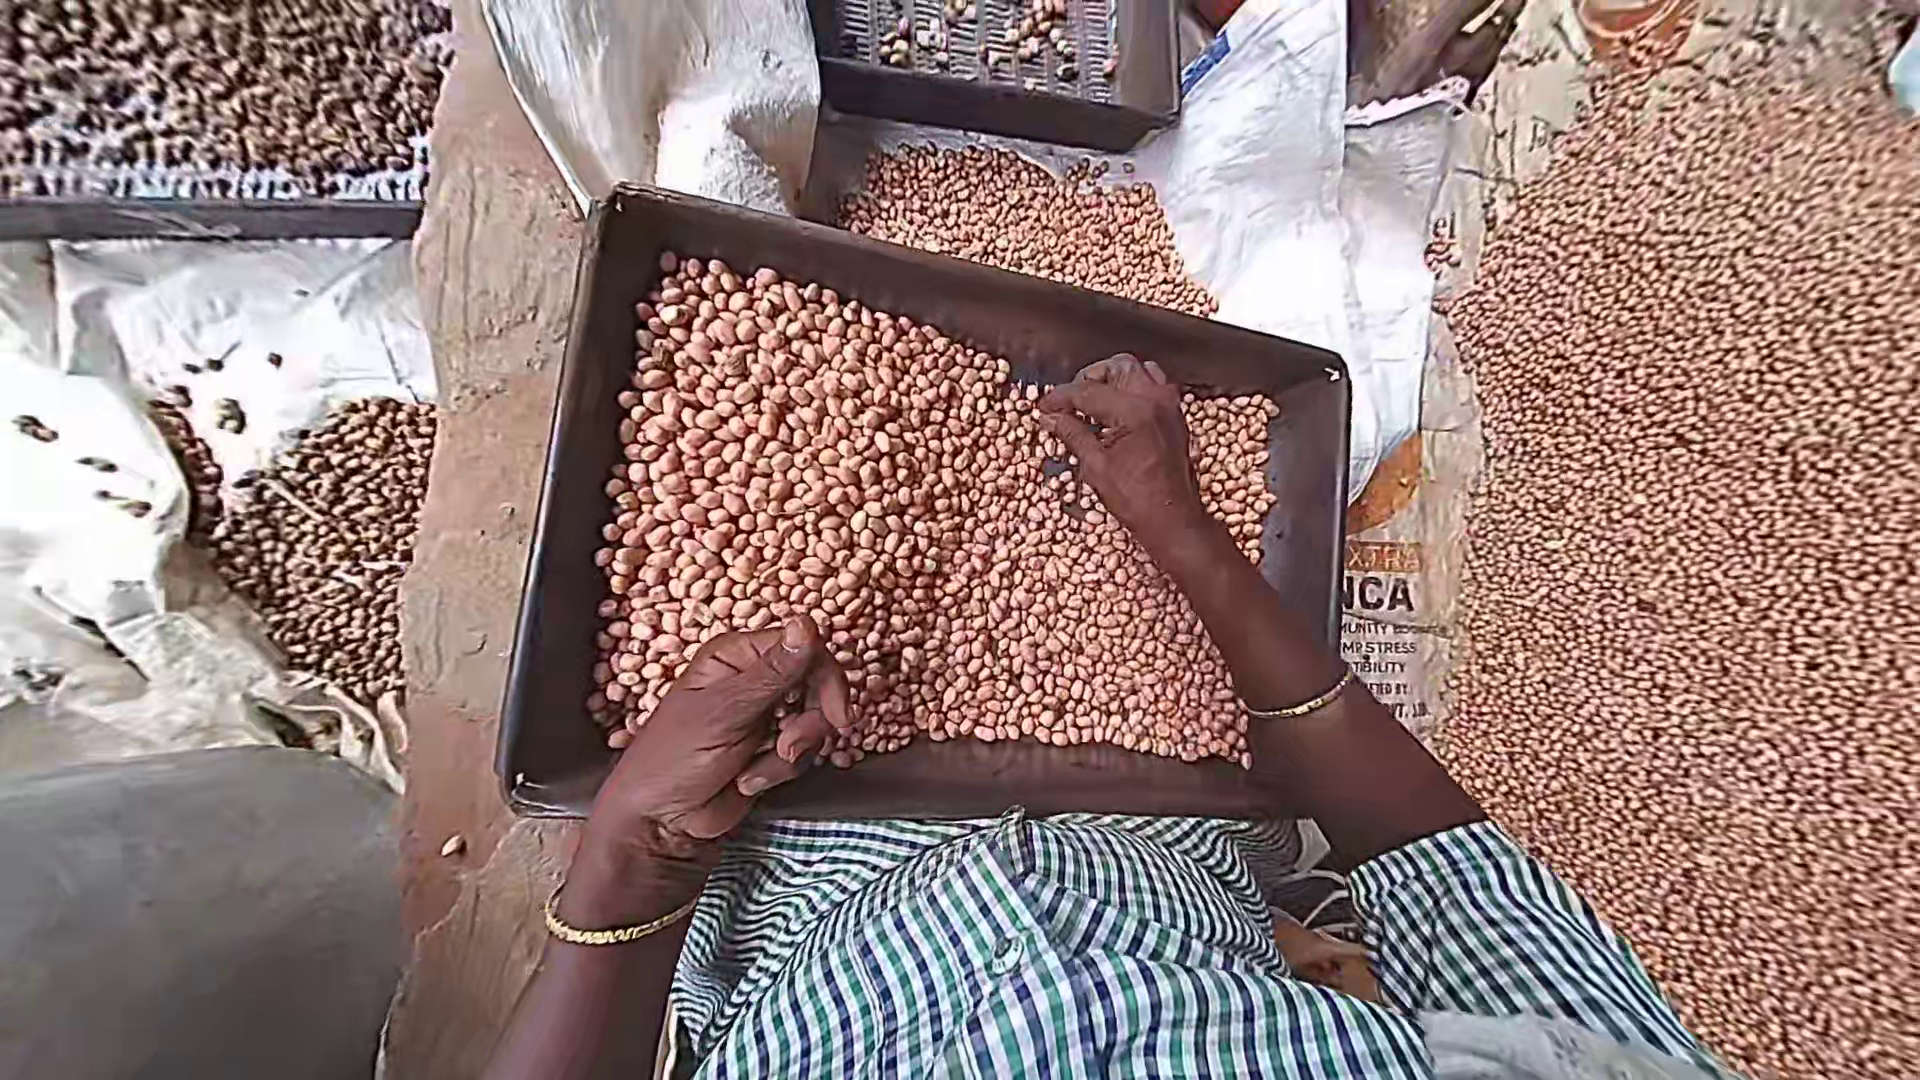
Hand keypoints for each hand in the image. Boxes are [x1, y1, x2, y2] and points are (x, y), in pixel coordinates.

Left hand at [563, 615, 851, 925]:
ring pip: (815, 719)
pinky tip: (748, 780)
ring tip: (754, 771)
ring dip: (791, 752)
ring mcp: (767, 711)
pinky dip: (780, 770)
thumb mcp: (725, 712)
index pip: (804, 647)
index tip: (839, 713)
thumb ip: (773, 672)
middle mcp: (756, 676)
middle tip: (788, 748)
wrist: (659, 828)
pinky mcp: (774, 744)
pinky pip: (805, 749)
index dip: (826, 678)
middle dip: (809, 722)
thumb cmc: (673, 760)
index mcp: (738, 655)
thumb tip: (806, 625)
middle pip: (817, 683)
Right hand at [1037, 354, 1208, 553]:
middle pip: (1118, 366)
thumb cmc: (1138, 500)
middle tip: (1069, 401)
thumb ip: (1073, 434)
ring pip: (1139, 372)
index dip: (1062, 397)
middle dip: (1089, 379)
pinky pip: (1152, 388)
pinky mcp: (1175, 418)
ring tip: (1091, 404)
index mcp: (1136, 412)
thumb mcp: (1096, 467)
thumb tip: (1052, 418)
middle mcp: (1157, 401)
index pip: (1089, 391)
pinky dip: (1130, 392)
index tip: (1046, 406)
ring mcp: (1170, 407)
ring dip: (1112, 381)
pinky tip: (1114, 414)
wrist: (1173, 520)